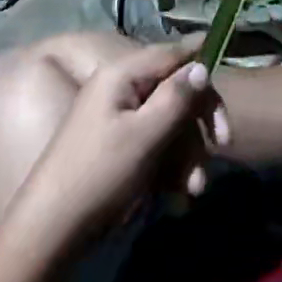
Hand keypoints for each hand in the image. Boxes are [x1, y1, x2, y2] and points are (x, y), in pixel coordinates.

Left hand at [8, 39, 227, 253]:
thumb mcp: (145, 135)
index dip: (203, 70)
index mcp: (121, 74)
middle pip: (174, 92)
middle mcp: (119, 88)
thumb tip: (201, 65)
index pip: (172, 54)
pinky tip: (175, 199)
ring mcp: (117, 117)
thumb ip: (176, 97)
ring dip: (186, 155)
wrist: (53, 226)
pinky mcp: (117, 145)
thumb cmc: (100, 173)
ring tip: (190, 193)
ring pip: (168, 123)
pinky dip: (169, 168)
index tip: (228, 99)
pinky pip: (154, 145)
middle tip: (220, 151)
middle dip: (197, 125)